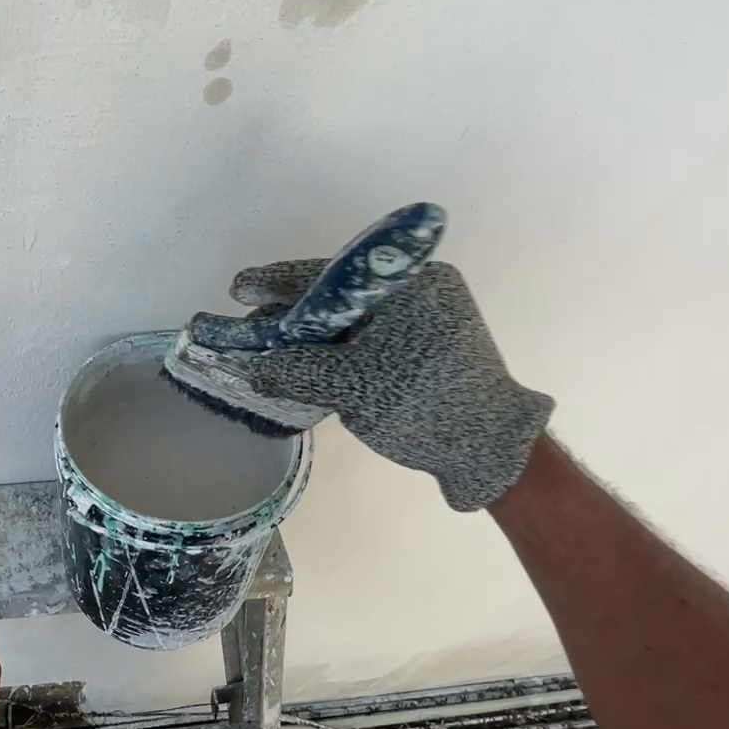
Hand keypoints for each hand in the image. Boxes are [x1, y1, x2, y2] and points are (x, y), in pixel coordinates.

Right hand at [231, 258, 553, 510]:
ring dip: (309, 336)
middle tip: (250, 327)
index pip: (328, 275)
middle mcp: (417, 291)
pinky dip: (334, 350)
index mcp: (407, 284)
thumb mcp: (351, 385)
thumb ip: (295, 370)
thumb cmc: (423, 406)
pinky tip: (304, 362)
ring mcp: (422, 320)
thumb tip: (250, 368)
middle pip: (337, 296)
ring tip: (268, 349)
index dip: (278, 282)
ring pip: (349, 320)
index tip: (239, 287)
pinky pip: (366, 338)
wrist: (489, 453)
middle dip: (290, 314)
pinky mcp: (423, 347)